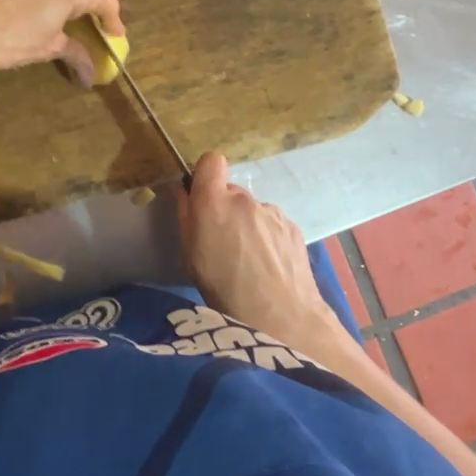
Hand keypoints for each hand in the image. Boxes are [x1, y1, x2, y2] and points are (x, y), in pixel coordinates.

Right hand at [178, 152, 343, 346]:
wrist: (278, 314)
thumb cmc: (221, 286)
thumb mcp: (189, 253)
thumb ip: (186, 215)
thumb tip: (183, 191)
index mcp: (214, 201)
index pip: (211, 161)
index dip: (206, 175)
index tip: (202, 196)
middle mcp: (245, 199)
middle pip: (232, 193)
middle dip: (226, 209)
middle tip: (223, 242)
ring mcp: (272, 212)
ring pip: (253, 211)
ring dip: (248, 226)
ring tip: (249, 260)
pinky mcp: (292, 227)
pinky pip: (273, 225)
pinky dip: (268, 239)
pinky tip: (268, 265)